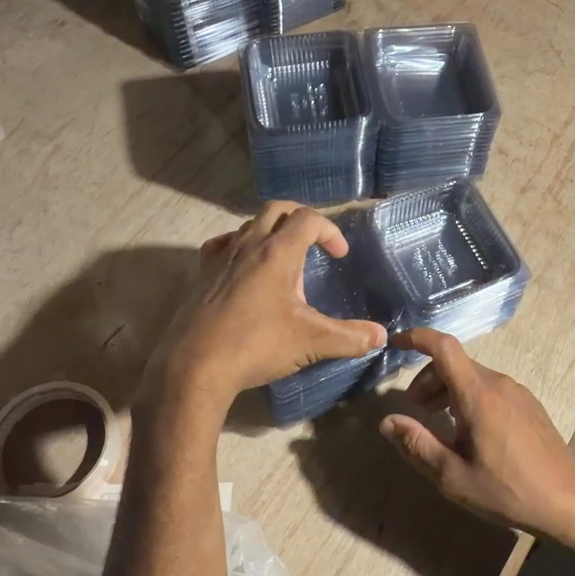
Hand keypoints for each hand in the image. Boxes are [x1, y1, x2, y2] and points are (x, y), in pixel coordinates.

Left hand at [145, 202, 387, 425]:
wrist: (194, 366)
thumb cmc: (256, 345)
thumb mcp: (311, 341)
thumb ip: (350, 337)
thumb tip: (381, 335)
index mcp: (277, 252)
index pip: (308, 218)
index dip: (330, 231)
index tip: (340, 255)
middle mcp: (248, 245)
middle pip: (276, 209)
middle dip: (300, 218)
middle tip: (315, 242)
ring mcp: (221, 258)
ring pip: (248, 225)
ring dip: (271, 231)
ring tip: (284, 257)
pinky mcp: (202, 276)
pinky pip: (222, 245)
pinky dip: (239, 246)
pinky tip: (243, 267)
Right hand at [378, 328, 574, 546]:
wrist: (567, 501)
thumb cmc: (508, 490)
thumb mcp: (454, 476)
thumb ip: (418, 445)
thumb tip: (387, 422)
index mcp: (478, 394)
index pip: (444, 347)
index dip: (417, 338)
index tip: (396, 342)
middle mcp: (499, 383)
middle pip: (455, 364)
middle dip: (427, 380)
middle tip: (414, 412)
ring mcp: (517, 392)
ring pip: (473, 377)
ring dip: (447, 391)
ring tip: (438, 425)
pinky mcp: (528, 405)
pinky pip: (490, 389)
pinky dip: (468, 399)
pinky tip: (468, 433)